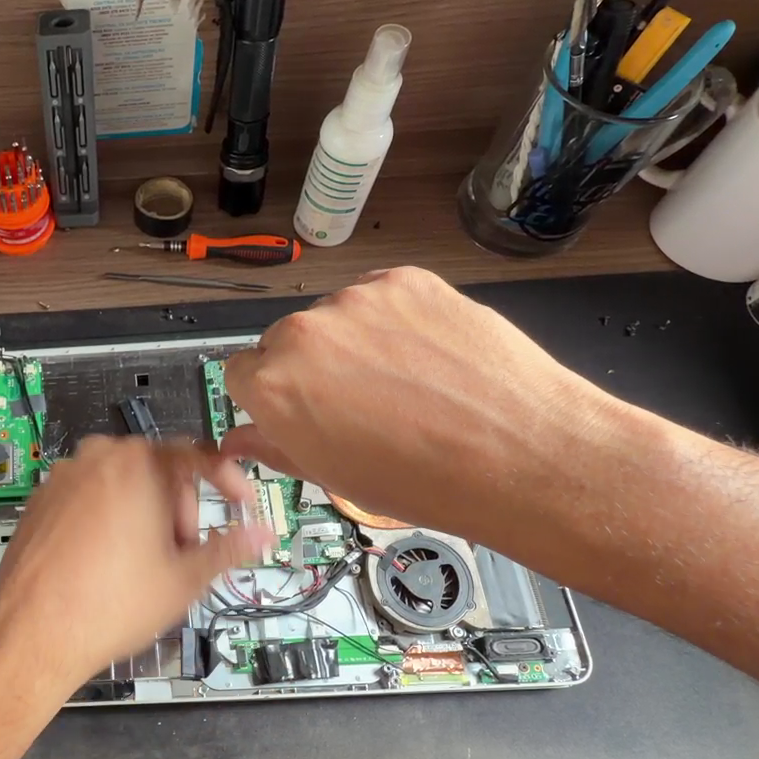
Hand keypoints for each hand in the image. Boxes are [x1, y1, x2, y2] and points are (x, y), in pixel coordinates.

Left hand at [0, 437, 270, 699]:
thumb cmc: (110, 604)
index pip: (199, 455)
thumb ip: (229, 549)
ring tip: (144, 565)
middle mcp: (98, 457)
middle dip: (180, 508)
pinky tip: (106, 563)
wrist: (29, 633)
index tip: (242, 505)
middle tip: (183, 554)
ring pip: (123, 484)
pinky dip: (108, 519)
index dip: (228, 481)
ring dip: (145, 515)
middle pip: (159, 469)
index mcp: (139, 463)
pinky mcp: (40, 499)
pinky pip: (88, 497)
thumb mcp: (184, 579)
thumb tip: (261, 535)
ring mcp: (63, 476)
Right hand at [220, 267, 628, 542]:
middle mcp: (303, 334)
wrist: (518, 454)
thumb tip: (243, 439)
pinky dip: (393, 320)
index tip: (291, 405)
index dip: (266, 394)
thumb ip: (272, 447)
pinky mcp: (405, 281)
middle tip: (353, 400)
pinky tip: (422, 358)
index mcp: (272, 385)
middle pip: (285, 341)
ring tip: (401, 382)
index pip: (240, 372)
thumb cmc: (426, 477)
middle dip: (309, 368)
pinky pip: (380, 296)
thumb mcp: (329, 475)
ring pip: (335, 317)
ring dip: (354, 341)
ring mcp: (356, 301)